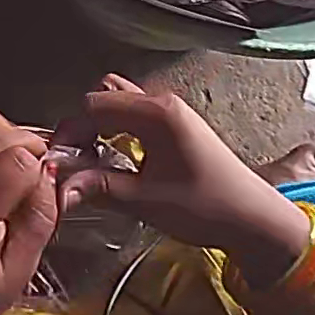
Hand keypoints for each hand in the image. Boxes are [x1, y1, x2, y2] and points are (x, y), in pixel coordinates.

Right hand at [55, 75, 306, 261]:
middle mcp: (162, 104)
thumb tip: (60, 187)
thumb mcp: (145, 200)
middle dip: (82, 124)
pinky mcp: (174, 125)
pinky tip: (114, 158)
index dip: (70, 131)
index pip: (93, 105)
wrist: (254, 219)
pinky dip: (114, 129)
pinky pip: (133, 114)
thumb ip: (99, 187)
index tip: (60, 160)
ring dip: (98, 125)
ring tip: (92, 158)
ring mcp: (170, 112)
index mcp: (156, 114)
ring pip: (118, 102)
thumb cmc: (207, 207)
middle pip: (103, 95)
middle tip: (74, 158)